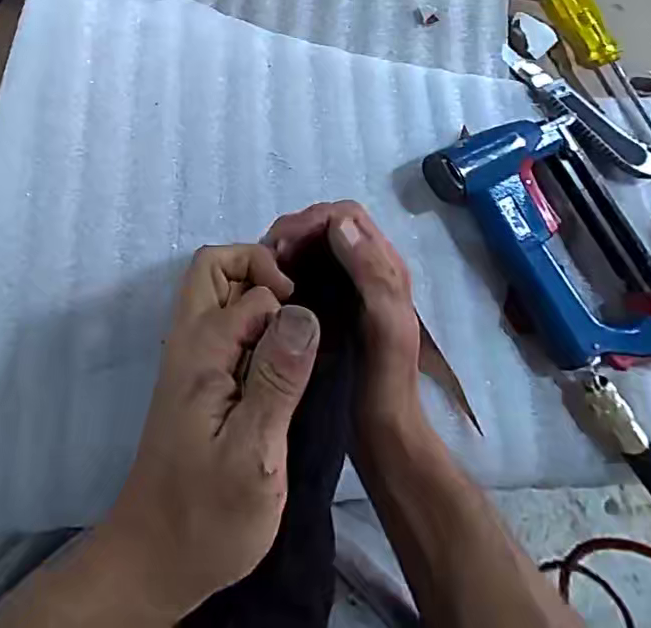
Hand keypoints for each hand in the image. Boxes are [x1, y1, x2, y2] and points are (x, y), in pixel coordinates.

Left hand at [97, 244, 320, 617]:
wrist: (154, 565)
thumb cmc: (206, 518)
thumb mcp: (255, 454)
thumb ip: (278, 379)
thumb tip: (303, 311)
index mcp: (202, 351)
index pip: (253, 289)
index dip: (290, 295)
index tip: (324, 326)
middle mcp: (190, 342)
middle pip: (216, 267)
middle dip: (262, 266)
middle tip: (303, 305)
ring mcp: (193, 360)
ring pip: (219, 291)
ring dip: (259, 290)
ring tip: (303, 326)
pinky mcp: (201, 380)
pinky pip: (227, 323)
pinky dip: (257, 318)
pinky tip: (289, 353)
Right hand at [263, 202, 420, 430]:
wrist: (386, 435)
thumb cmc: (385, 382)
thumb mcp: (385, 326)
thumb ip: (372, 274)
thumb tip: (338, 223)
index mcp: (386, 266)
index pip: (347, 216)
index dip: (312, 221)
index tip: (280, 246)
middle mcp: (371, 269)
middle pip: (329, 227)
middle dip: (295, 232)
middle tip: (265, 259)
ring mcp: (353, 288)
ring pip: (317, 248)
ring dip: (289, 250)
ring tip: (264, 273)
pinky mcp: (336, 308)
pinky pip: (310, 273)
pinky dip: (288, 271)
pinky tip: (271, 291)